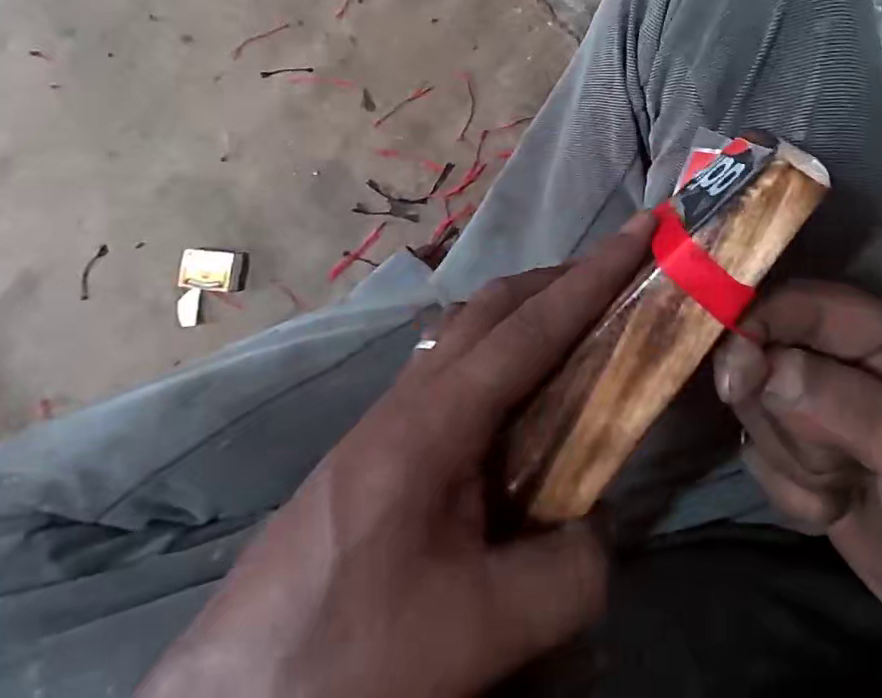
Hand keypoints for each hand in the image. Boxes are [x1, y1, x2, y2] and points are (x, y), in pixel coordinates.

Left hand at [139, 213, 657, 697]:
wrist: (240, 685)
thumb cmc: (354, 646)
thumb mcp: (481, 627)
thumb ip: (567, 573)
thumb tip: (596, 528)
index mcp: (433, 421)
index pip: (529, 329)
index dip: (594, 277)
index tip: (641, 229)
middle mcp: (408, 399)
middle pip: (491, 310)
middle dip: (559, 280)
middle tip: (618, 277)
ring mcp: (386, 419)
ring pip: (465, 337)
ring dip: (524, 318)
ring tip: (577, 332)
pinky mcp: (376, 447)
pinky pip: (450, 376)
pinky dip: (498, 361)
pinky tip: (516, 402)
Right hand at [713, 282, 881, 660]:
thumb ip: (853, 408)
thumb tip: (763, 364)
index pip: (804, 305)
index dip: (759, 324)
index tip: (736, 375)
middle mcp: (845, 364)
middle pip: (762, 352)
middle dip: (777, 410)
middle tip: (823, 458)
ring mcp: (819, 412)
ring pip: (754, 407)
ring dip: (791, 458)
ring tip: (846, 486)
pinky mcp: (801, 457)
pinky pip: (757, 456)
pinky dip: (790, 491)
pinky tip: (835, 508)